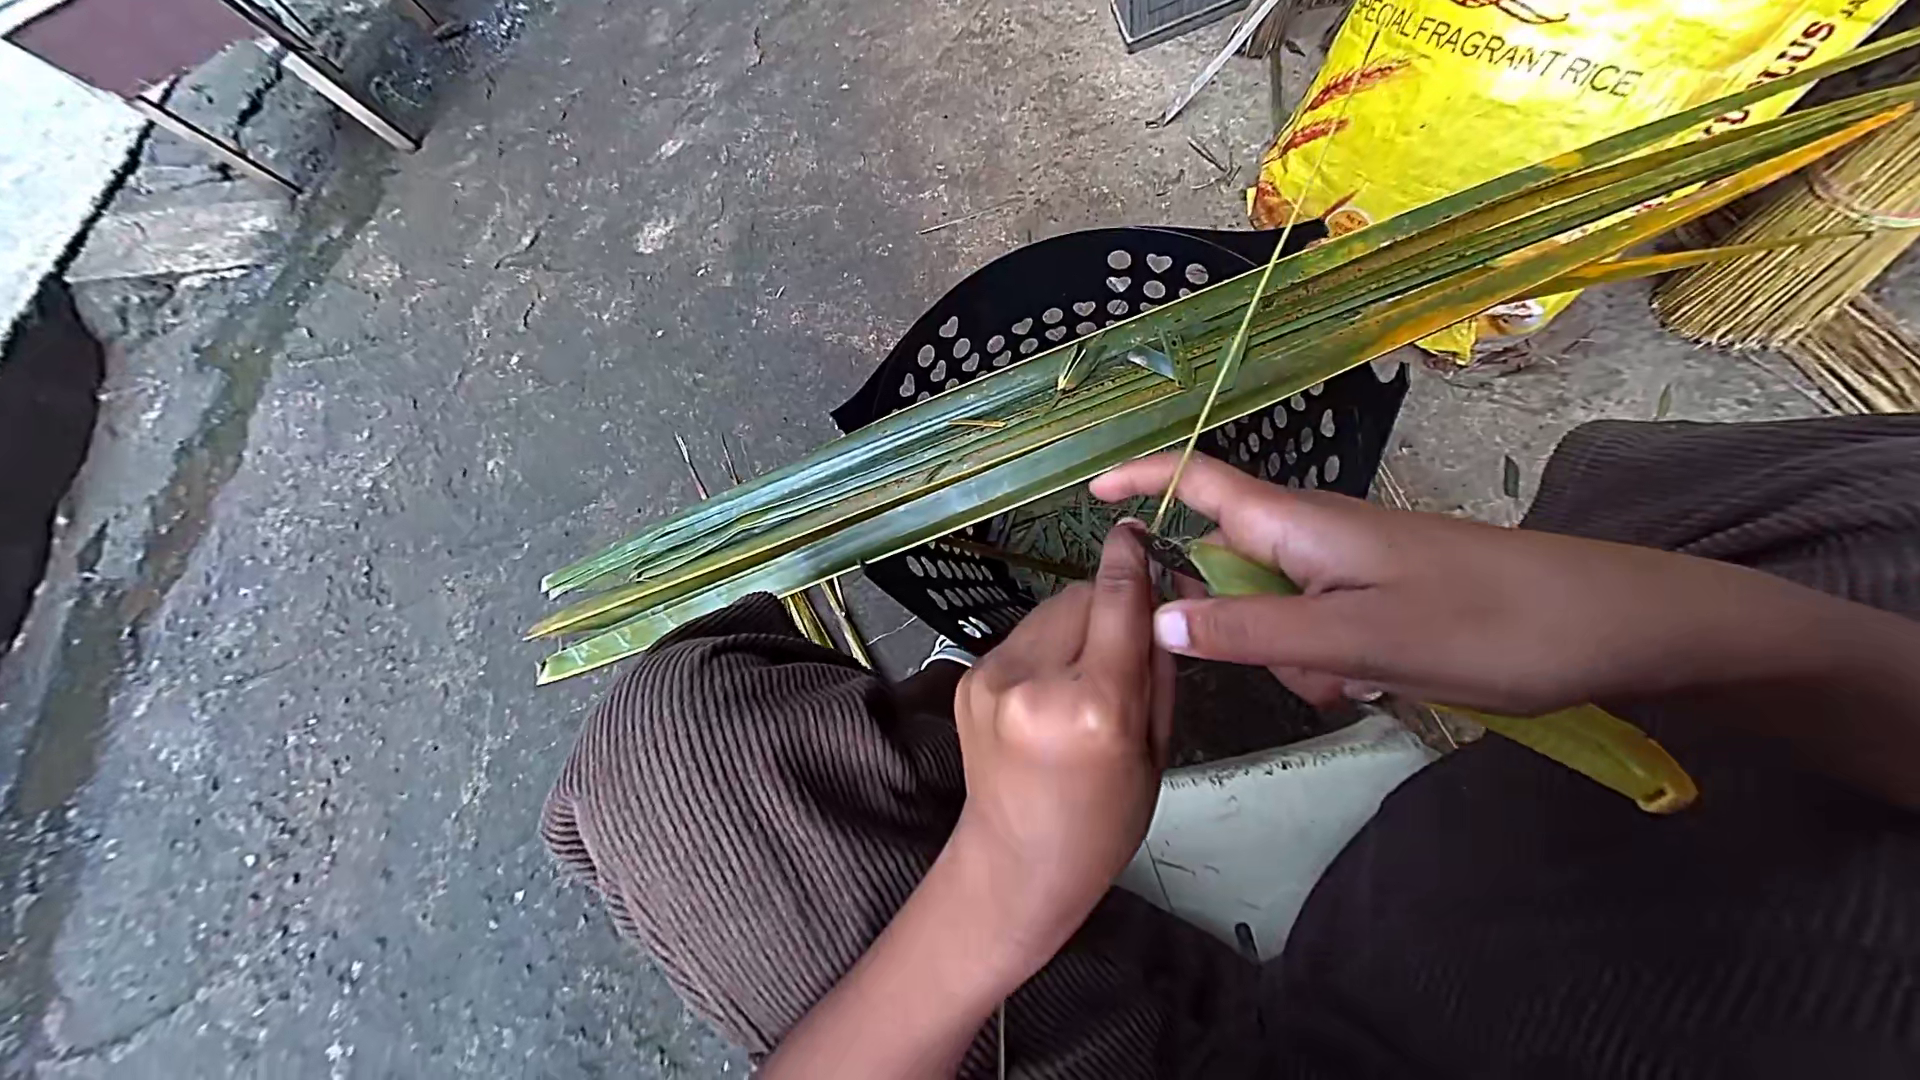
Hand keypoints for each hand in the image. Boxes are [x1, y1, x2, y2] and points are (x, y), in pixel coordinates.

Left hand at [948, 522, 1173, 968]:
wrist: (1015, 861)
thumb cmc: (1101, 822)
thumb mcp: (1155, 751)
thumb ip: (1155, 670)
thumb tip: (1153, 605)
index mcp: (1092, 706)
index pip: (1116, 603)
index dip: (1129, 560)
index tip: (1135, 531)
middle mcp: (1032, 680)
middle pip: (1079, 598)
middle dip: (1108, 603)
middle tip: (1123, 636)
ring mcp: (989, 676)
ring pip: (1048, 612)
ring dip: (1076, 623)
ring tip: (1084, 670)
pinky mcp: (968, 678)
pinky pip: (1022, 636)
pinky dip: (1046, 645)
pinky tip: (1049, 686)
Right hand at [1092, 452, 1849, 716]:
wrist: (1618, 626)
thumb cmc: (1487, 620)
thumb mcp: (1355, 637)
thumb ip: (1248, 631)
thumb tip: (1155, 622)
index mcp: (1292, 522)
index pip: (1196, 480)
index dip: (1140, 479)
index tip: (1092, 494)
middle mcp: (1303, 534)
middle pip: (1222, 569)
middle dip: (1232, 624)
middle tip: (1293, 662)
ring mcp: (1333, 564)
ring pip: (1264, 609)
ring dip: (1284, 652)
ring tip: (1354, 676)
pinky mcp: (1361, 591)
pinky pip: (1303, 625)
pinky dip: (1317, 658)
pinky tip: (1371, 678)